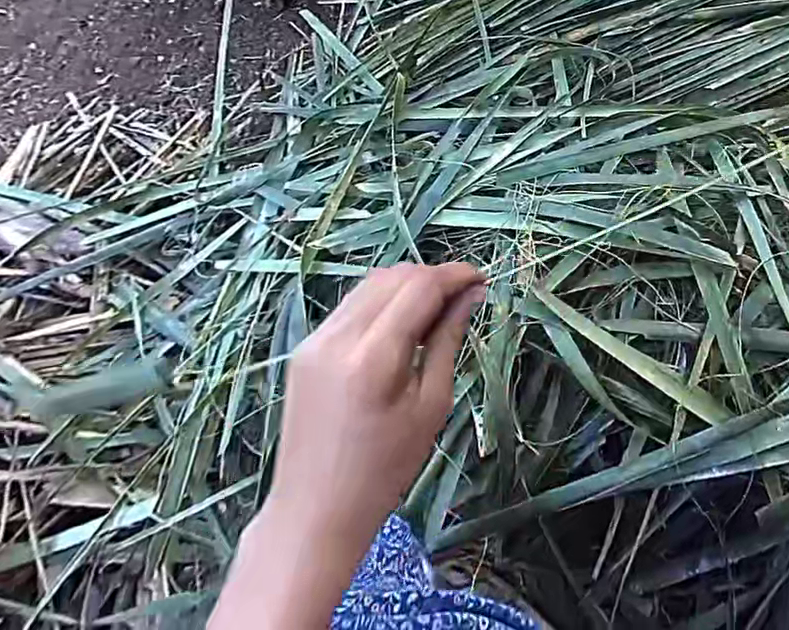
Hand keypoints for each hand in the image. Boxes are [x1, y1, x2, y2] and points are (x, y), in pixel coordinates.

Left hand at [267, 261, 484, 557]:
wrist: (313, 514)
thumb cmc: (385, 469)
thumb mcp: (431, 404)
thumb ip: (448, 339)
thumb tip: (471, 294)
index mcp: (372, 356)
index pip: (420, 287)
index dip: (455, 275)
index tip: (481, 280)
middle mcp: (338, 336)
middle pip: (396, 276)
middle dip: (434, 278)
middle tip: (463, 297)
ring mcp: (316, 339)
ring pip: (372, 282)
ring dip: (409, 284)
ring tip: (436, 308)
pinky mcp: (306, 346)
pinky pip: (353, 303)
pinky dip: (384, 299)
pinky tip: (402, 322)